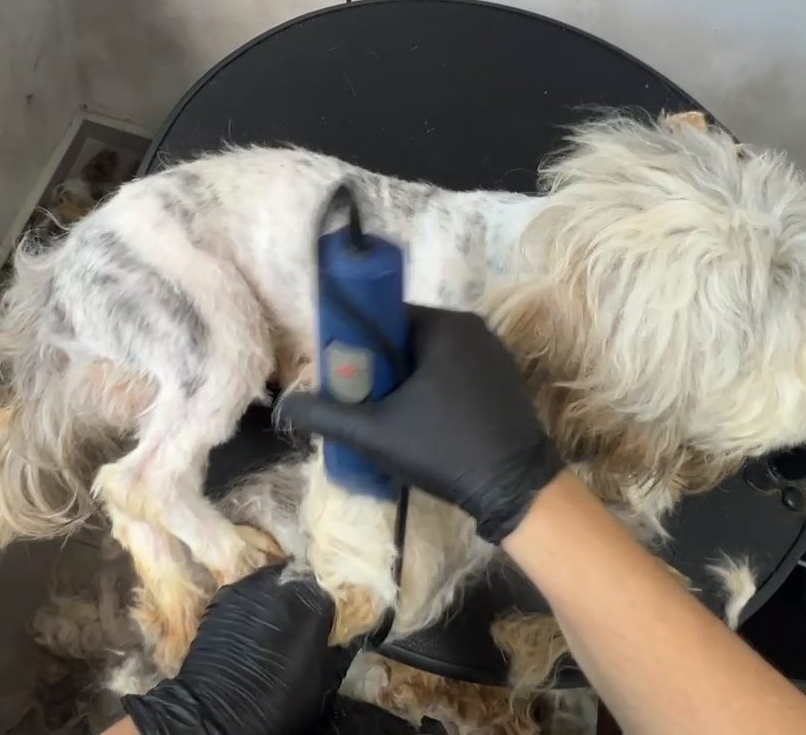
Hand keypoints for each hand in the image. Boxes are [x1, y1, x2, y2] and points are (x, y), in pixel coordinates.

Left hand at [122, 565, 352, 734]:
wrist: (217, 715)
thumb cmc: (278, 703)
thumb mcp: (322, 684)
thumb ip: (338, 651)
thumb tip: (346, 636)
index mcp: (313, 603)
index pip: (330, 591)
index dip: (328, 607)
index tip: (326, 622)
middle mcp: (283, 584)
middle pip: (301, 579)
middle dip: (304, 596)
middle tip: (301, 620)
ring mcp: (251, 585)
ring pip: (273, 579)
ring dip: (278, 594)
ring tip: (275, 620)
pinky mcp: (225, 593)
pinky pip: (248, 590)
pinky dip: (254, 601)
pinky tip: (252, 622)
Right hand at [276, 306, 563, 542]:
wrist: (518, 490)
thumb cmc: (445, 449)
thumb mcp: (376, 433)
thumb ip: (328, 415)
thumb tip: (288, 405)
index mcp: (445, 325)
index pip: (386, 316)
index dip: (359, 340)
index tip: (344, 370)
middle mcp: (472, 328)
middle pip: (408, 335)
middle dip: (382, 363)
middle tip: (360, 395)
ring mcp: (494, 353)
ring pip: (432, 355)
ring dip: (408, 377)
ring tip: (387, 411)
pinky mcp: (505, 378)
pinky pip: (456, 370)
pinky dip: (435, 387)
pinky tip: (423, 420)